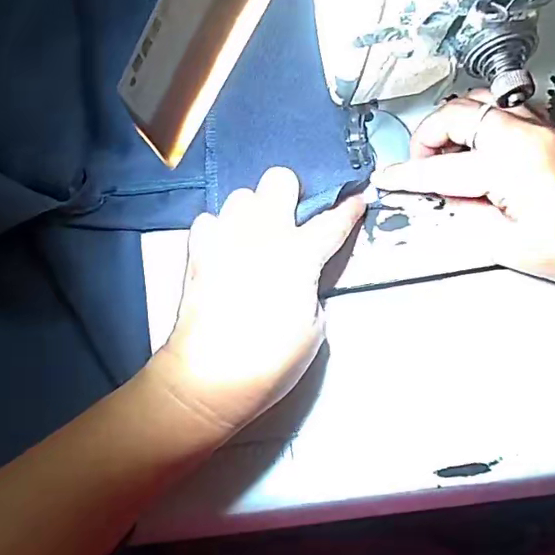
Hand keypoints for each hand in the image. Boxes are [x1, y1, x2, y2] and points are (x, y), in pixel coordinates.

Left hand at [143, 167, 365, 436]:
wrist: (209, 376)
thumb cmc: (270, 361)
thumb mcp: (314, 328)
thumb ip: (312, 287)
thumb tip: (302, 275)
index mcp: (299, 254)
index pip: (333, 220)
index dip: (349, 209)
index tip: (357, 201)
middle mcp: (261, 234)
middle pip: (279, 179)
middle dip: (290, 194)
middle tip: (293, 221)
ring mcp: (225, 237)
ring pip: (241, 195)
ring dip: (253, 211)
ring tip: (256, 237)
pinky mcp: (197, 250)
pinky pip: (209, 220)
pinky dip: (219, 230)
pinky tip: (225, 250)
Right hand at [372, 89, 554, 298]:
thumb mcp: (508, 245)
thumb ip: (467, 214)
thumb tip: (445, 198)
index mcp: (511, 164)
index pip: (441, 166)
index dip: (407, 174)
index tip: (388, 178)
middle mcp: (527, 135)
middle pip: (456, 113)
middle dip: (427, 137)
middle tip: (420, 164)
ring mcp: (543, 128)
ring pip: (481, 103)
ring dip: (454, 124)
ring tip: (446, 154)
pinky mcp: (554, 130)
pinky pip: (505, 109)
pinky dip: (481, 121)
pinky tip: (479, 149)